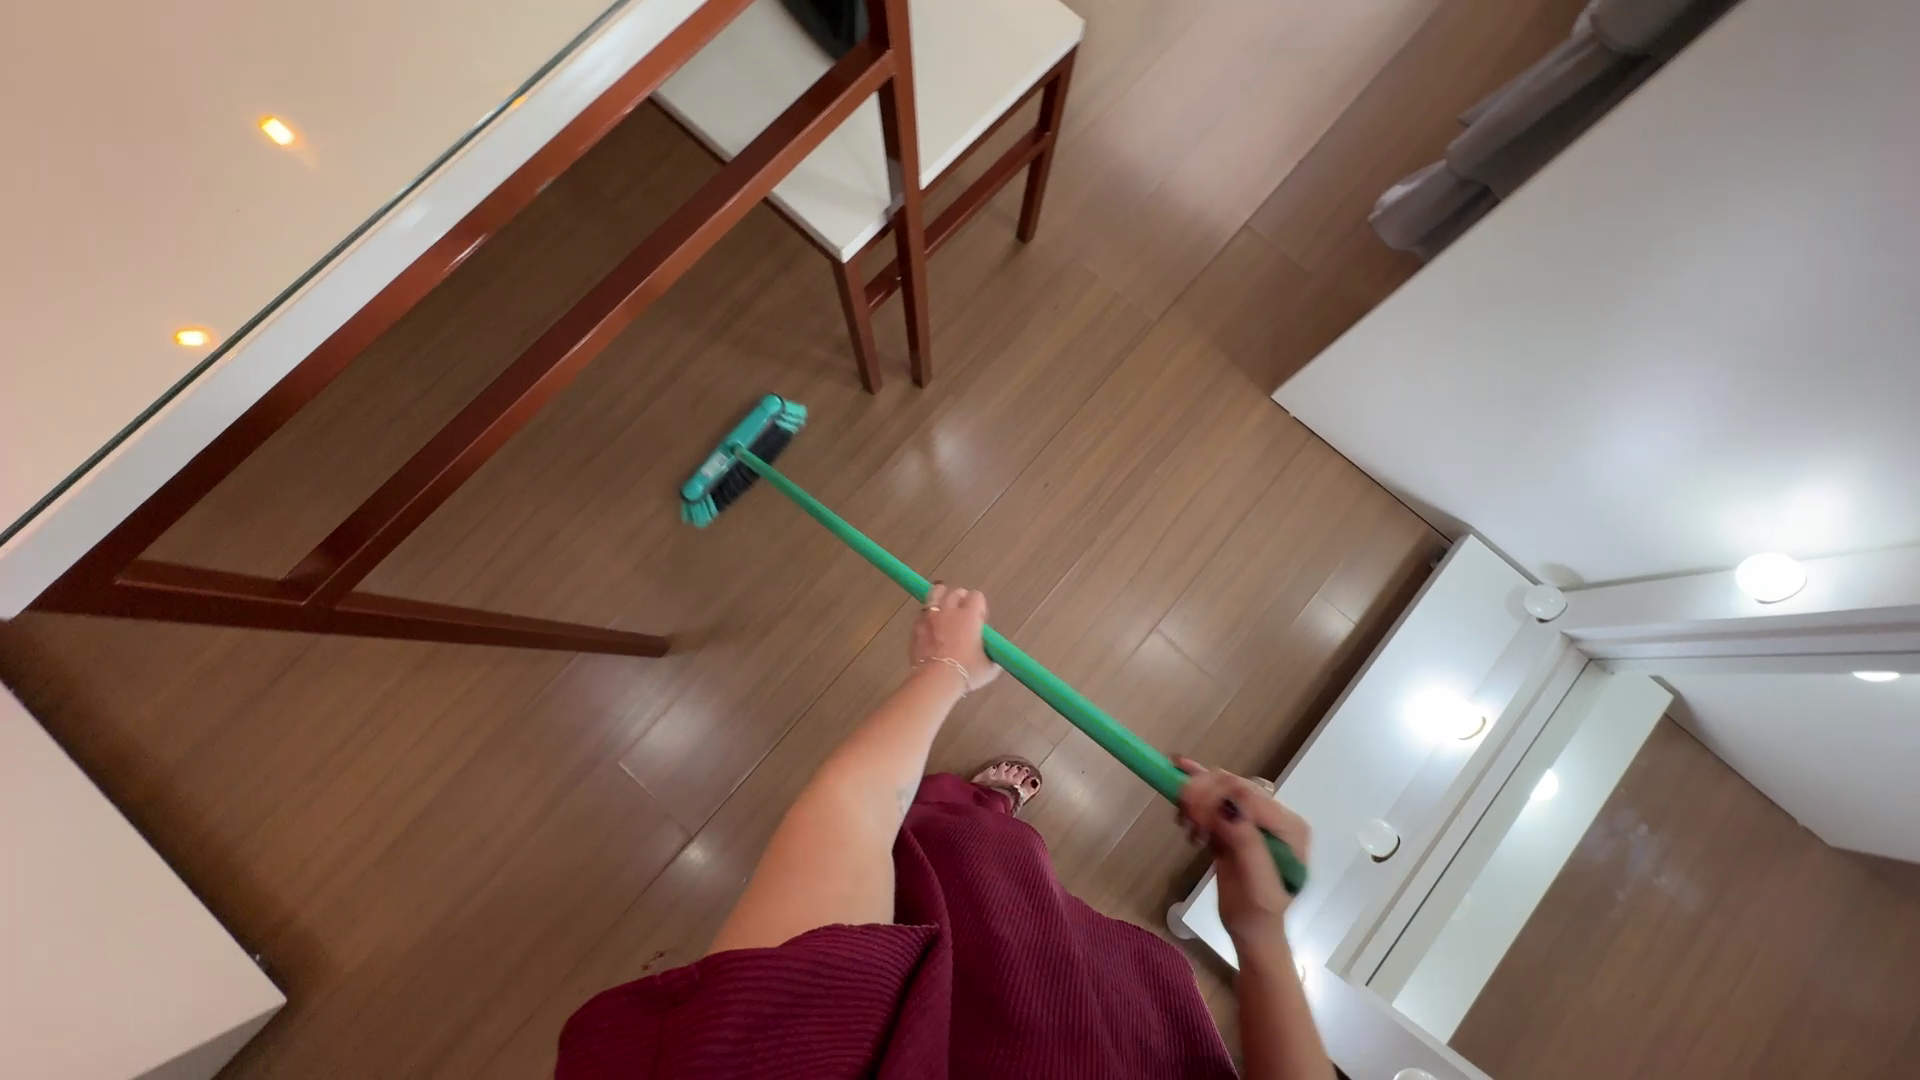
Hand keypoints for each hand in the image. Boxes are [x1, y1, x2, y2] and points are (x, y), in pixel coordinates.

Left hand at [910, 583, 999, 691]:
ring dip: (941, 596)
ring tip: (944, 607)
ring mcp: (930, 616)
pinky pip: (922, 612)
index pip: (976, 596)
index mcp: (970, 615)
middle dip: (961, 599)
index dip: (979, 606)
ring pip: (935, 593)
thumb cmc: (966, 671)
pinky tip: (930, 625)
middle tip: (963, 614)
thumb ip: (993, 655)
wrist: (936, 680)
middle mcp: (950, 610)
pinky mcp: (916, 626)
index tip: (979, 619)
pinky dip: (927, 615)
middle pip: (956, 591)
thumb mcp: (989, 667)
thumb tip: (995, 655)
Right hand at [1175, 757, 1309, 955]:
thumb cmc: (1259, 914)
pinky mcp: (1234, 823)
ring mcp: (1253, 817)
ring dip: (1196, 798)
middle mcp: (1274, 815)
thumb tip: (1228, 807)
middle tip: (1184, 818)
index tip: (1190, 811)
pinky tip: (1184, 813)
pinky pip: (1212, 800)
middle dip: (1203, 794)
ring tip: (1186, 824)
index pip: (1249, 794)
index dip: (1217, 795)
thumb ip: (1248, 844)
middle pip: (1233, 785)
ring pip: (1220, 787)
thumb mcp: (1258, 886)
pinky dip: (1194, 802)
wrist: (1251, 931)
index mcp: (1289, 827)